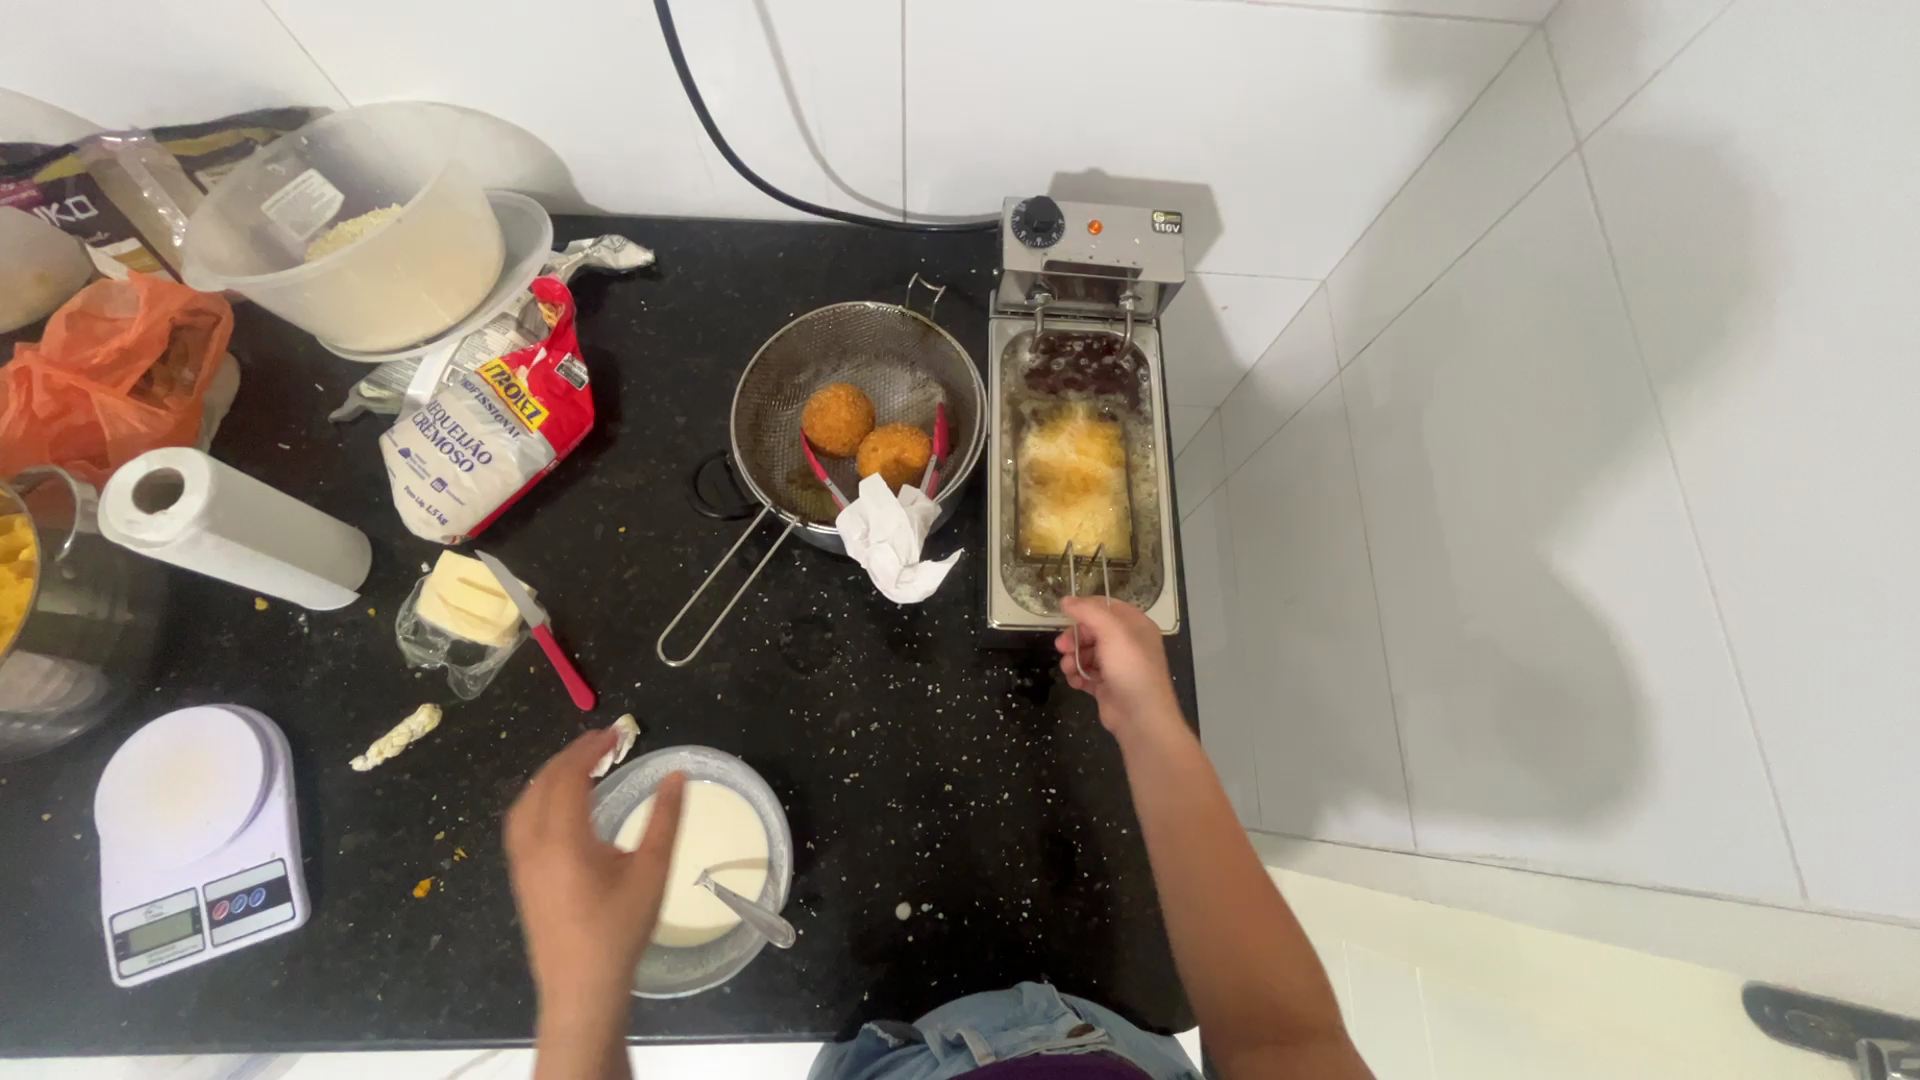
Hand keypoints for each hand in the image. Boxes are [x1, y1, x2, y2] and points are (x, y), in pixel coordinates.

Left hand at [505, 728, 686, 1010]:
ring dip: (552, 775)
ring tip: (583, 765)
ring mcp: (522, 864)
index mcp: (563, 840)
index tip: (617, 732)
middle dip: (571, 756)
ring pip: (525, 803)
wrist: (582, 987)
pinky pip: (521, 822)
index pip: (568, 776)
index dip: (590, 748)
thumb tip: (676, 773)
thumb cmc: (620, 928)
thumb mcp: (653, 869)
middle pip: (542, 784)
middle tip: (604, 742)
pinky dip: (540, 797)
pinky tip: (563, 804)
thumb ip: (665, 817)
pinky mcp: (521, 878)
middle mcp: (533, 846)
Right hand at [1054, 596, 1183, 738]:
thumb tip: (1066, 600)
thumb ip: (1088, 612)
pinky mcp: (1107, 685)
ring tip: (1069, 669)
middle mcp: (1127, 643)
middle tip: (1061, 646)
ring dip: (1073, 659)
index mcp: (1135, 625)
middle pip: (1092, 631)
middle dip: (1075, 638)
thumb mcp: (1111, 632)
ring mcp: (1117, 665)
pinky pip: (1086, 673)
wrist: (1141, 717)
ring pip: (1086, 653)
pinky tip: (1075, 682)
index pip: (1106, 606)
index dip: (1085, 609)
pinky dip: (1078, 676)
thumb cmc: (1130, 668)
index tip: (1065, 614)